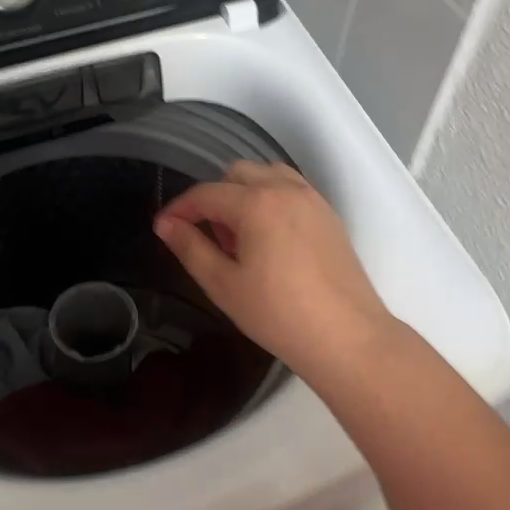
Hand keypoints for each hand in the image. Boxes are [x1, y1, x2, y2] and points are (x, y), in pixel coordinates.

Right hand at [154, 162, 400, 376]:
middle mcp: (286, 189)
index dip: (179, 209)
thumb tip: (166, 225)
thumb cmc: (279, 315)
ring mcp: (313, 199)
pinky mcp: (329, 215)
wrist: (346, 336)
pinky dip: (272, 199)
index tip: (164, 227)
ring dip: (245, 193)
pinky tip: (269, 240)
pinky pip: (292, 189)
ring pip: (267, 175)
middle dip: (214, 198)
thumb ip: (191, 248)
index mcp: (257, 203)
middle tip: (209, 239)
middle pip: (237, 174)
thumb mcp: (223, 285)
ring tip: (240, 237)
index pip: (206, 193)